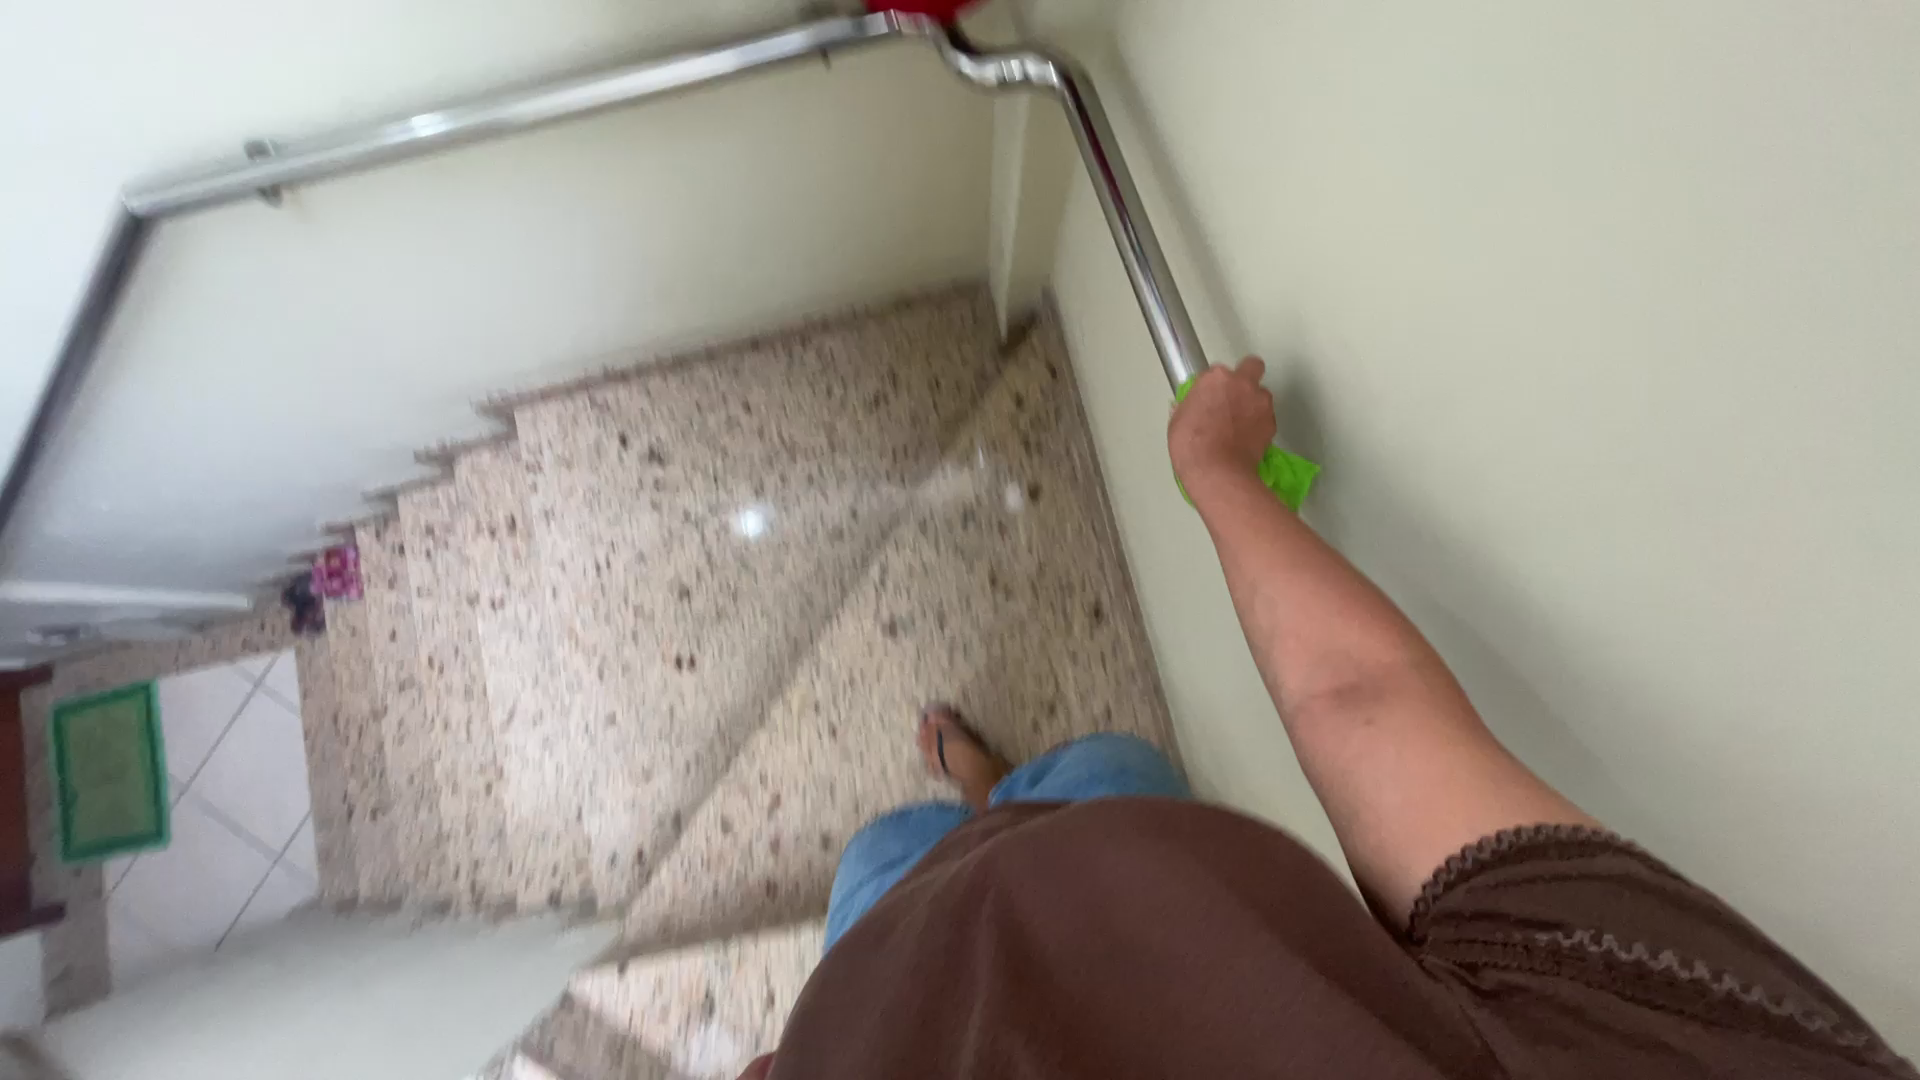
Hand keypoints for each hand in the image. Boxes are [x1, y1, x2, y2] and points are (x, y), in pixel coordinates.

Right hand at [1169, 356, 1276, 491]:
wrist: (1216, 471)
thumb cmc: (1190, 444)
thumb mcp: (1178, 421)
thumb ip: (1190, 406)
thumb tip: (1192, 407)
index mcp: (1216, 378)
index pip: (1218, 372)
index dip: (1214, 385)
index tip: (1209, 398)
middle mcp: (1242, 383)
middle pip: (1252, 367)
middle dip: (1246, 377)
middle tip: (1235, 398)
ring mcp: (1261, 402)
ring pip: (1262, 394)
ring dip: (1254, 403)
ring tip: (1241, 424)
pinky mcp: (1272, 422)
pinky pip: (1266, 417)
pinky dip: (1259, 425)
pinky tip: (1247, 439)